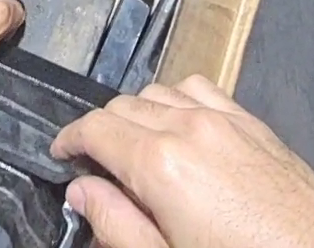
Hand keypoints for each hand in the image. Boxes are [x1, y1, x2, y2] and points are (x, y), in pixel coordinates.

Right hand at [51, 76, 313, 247]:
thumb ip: (117, 225)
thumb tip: (81, 189)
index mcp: (162, 164)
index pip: (98, 128)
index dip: (70, 138)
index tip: (59, 153)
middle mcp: (191, 125)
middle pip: (126, 105)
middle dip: (102, 128)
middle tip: (94, 163)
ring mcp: (226, 118)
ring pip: (161, 90)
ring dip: (138, 110)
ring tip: (134, 147)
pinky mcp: (253, 122)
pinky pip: (202, 89)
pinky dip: (178, 98)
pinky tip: (180, 125)